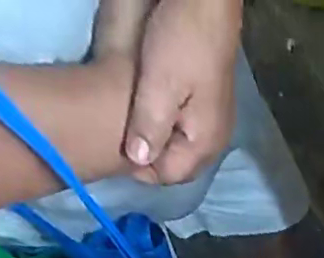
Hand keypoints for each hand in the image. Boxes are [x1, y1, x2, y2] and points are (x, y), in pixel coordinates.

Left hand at [124, 0, 240, 184]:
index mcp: (204, 143)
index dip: (139, 169)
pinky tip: (148, 113)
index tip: (109, 148)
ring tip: (129, 127)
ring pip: (181, 150)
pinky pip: (184, 133)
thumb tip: (136, 162)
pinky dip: (165, 131)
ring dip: (156, 144)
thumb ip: (149, 126)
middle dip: (149, 159)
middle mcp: (214, 141)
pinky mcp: (209, 108)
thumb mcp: (159, 85)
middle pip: (178, 166)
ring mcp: (214, 125)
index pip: (170, 175)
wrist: (207, 8)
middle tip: (115, 137)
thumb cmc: (182, 45)